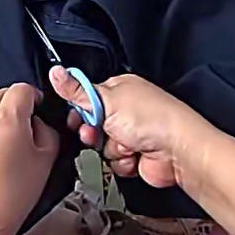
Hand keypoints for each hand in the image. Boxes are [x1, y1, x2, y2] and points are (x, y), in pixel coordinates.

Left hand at [0, 83, 59, 234]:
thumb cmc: (12, 194)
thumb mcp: (46, 159)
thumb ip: (47, 131)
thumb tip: (39, 123)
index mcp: (8, 116)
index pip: (23, 89)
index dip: (35, 97)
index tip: (39, 109)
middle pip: (3, 95)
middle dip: (16, 106)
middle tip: (26, 129)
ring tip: (7, 146)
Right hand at [50, 67, 209, 188]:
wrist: (178, 151)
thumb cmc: (152, 118)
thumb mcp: (106, 100)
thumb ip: (77, 91)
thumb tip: (56, 73)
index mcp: (120, 88)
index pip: (86, 96)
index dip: (78, 110)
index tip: (75, 117)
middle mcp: (126, 110)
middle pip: (91, 123)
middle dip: (93, 132)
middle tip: (98, 132)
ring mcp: (132, 133)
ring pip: (101, 146)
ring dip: (110, 148)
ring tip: (126, 144)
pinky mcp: (135, 155)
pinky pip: (114, 162)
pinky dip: (122, 162)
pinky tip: (135, 155)